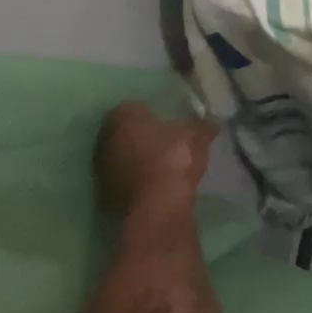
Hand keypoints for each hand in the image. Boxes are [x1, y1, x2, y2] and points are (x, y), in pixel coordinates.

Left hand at [94, 102, 216, 212]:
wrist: (155, 205)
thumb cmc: (174, 158)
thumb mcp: (198, 137)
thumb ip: (203, 125)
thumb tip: (211, 121)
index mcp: (124, 118)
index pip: (133, 107)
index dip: (150, 113)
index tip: (167, 121)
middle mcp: (104, 138)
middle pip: (122, 131)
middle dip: (140, 135)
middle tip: (164, 140)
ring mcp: (100, 166)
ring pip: (119, 155)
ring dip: (134, 157)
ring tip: (159, 163)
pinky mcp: (102, 191)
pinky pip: (121, 177)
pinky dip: (134, 178)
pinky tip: (153, 182)